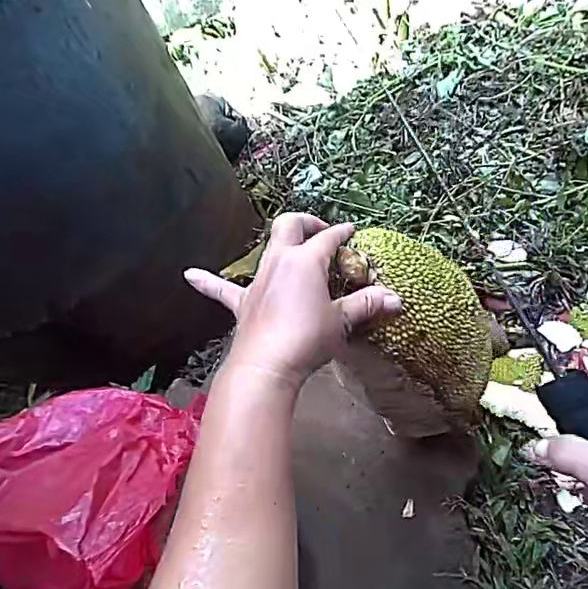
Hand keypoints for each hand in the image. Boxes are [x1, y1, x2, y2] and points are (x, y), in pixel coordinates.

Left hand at [185, 214, 401, 388]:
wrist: (266, 366)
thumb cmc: (307, 339)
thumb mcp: (342, 321)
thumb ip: (367, 305)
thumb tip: (397, 299)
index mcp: (305, 261)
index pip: (329, 238)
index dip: (343, 233)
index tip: (353, 232)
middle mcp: (279, 262)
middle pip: (290, 226)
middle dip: (307, 222)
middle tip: (322, 231)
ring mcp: (257, 281)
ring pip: (266, 250)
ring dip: (279, 244)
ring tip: (289, 244)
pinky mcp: (242, 303)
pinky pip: (222, 289)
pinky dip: (208, 281)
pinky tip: (190, 275)